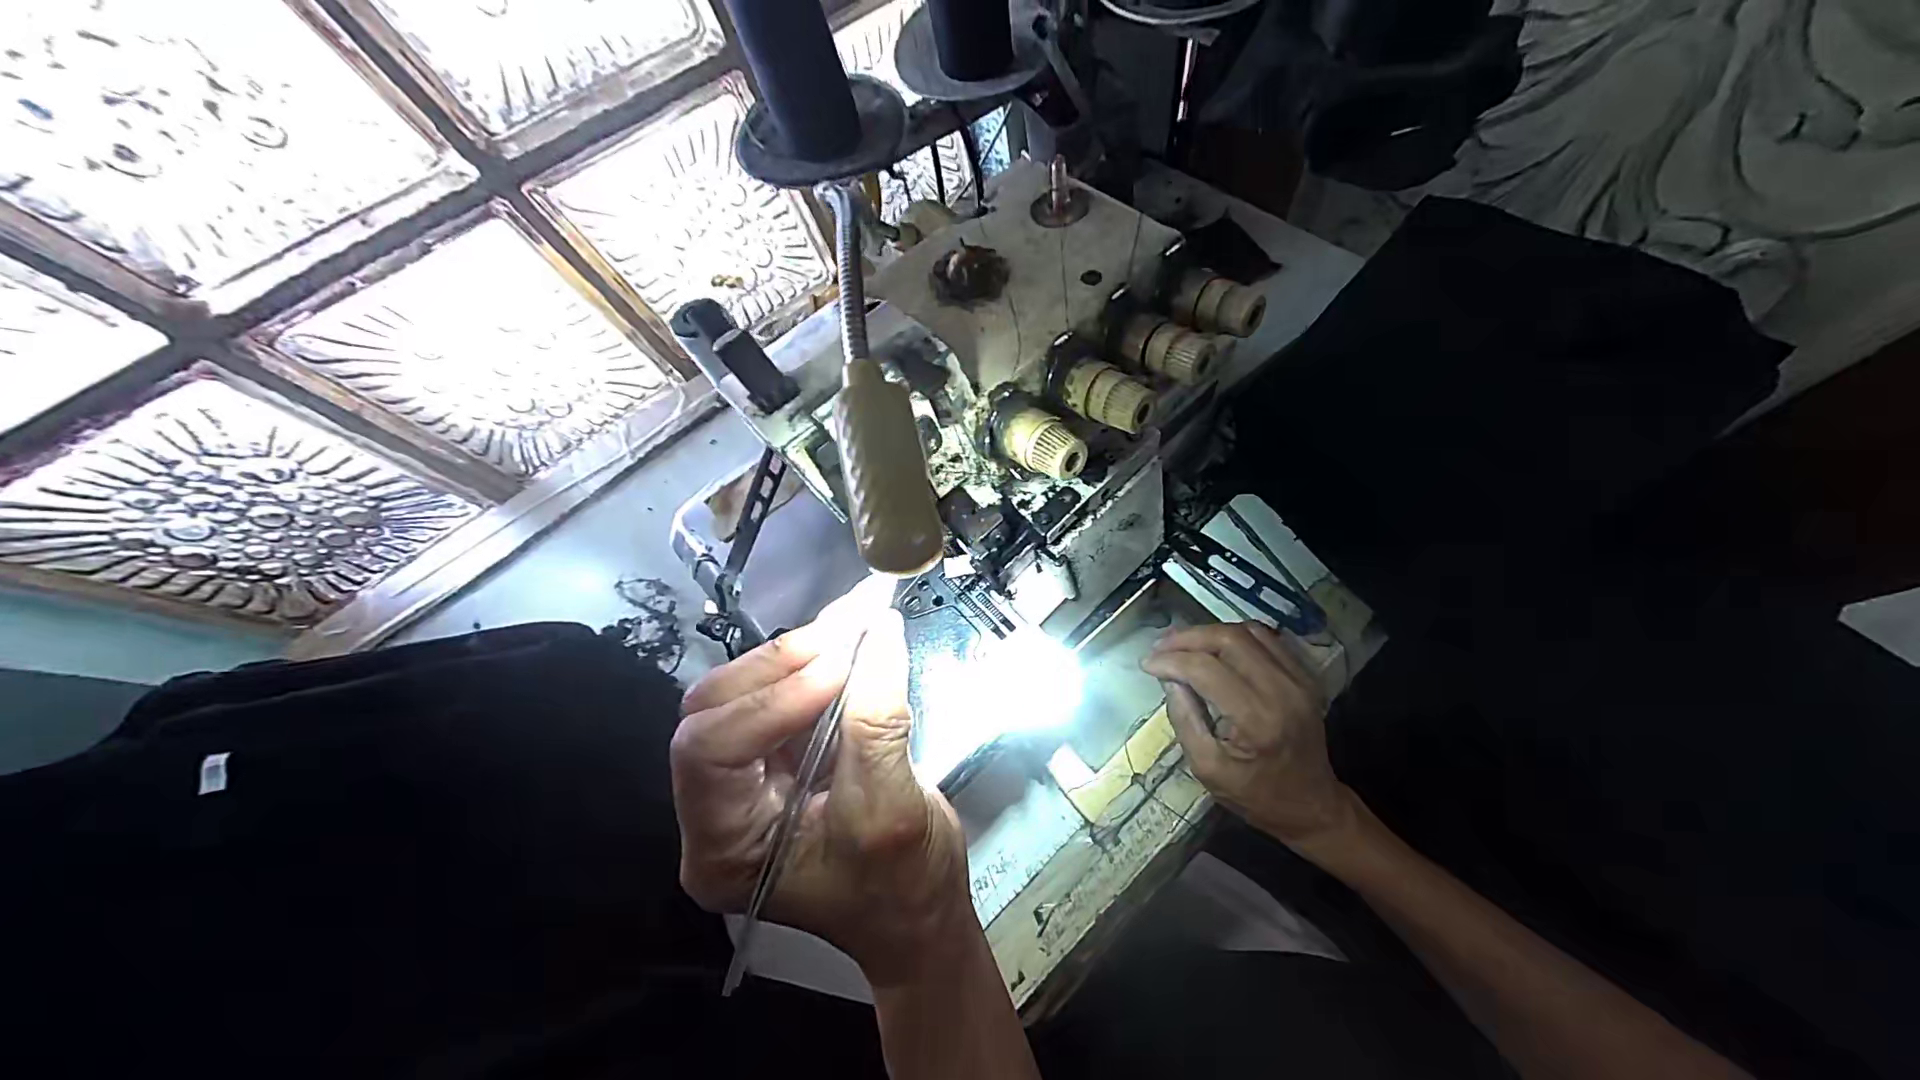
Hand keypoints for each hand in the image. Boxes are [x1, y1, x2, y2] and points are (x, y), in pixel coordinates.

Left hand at [671, 579, 972, 987]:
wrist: (920, 914)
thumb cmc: (903, 887)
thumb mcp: (892, 808)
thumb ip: (877, 720)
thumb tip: (879, 632)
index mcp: (723, 846)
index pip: (710, 750)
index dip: (769, 701)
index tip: (839, 670)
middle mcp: (718, 808)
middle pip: (713, 710)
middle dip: (778, 667)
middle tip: (844, 638)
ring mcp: (746, 778)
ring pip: (743, 692)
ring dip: (797, 656)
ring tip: (851, 631)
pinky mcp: (777, 754)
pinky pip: (779, 694)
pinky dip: (813, 664)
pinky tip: (847, 645)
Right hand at [1141, 622, 1356, 848]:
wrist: (1312, 805)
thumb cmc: (1255, 794)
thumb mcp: (1207, 768)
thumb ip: (1185, 719)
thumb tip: (1168, 678)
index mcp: (1257, 719)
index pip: (1206, 669)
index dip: (1170, 661)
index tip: (1147, 664)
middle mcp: (1282, 691)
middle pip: (1228, 639)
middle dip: (1187, 638)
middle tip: (1160, 648)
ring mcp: (1299, 680)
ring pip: (1247, 632)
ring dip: (1209, 633)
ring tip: (1182, 645)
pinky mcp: (1305, 677)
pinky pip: (1267, 638)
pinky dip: (1235, 636)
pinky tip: (1214, 648)